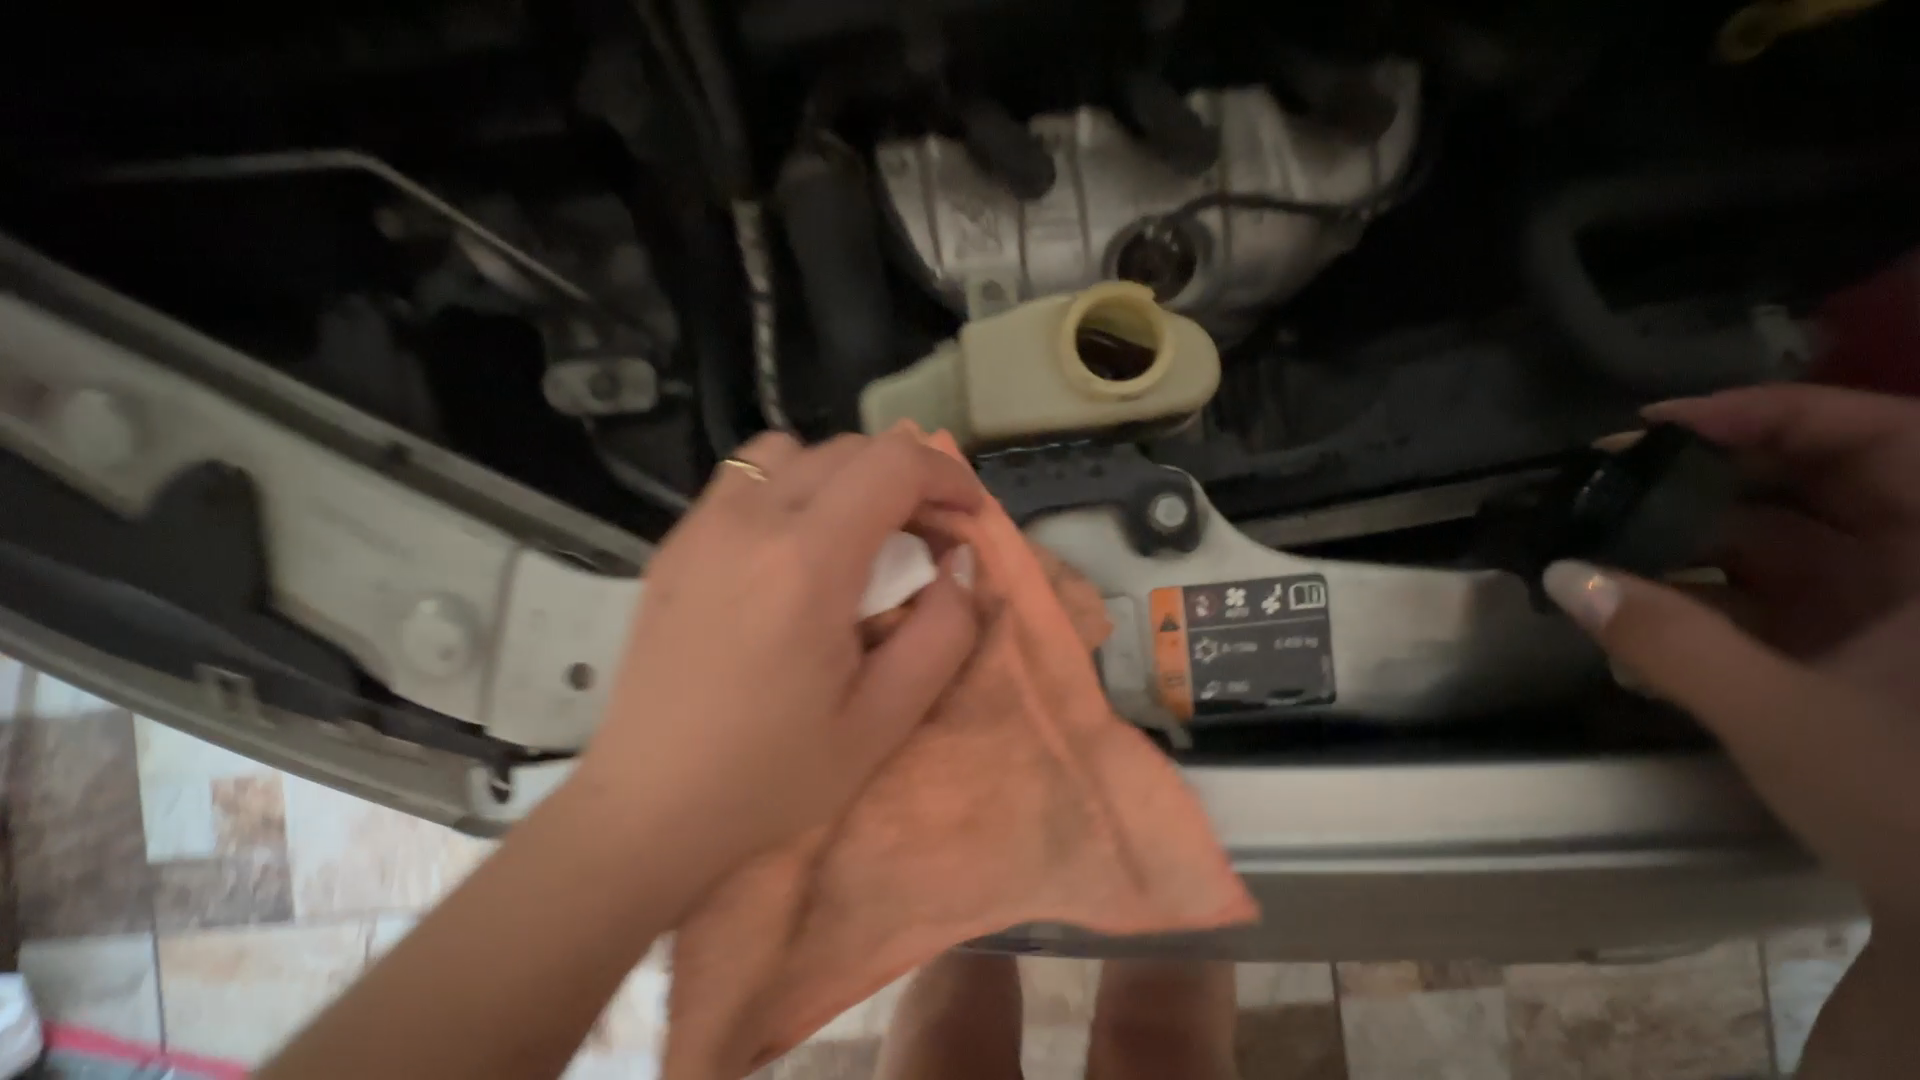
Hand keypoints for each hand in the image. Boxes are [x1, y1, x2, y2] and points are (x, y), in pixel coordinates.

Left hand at [582, 429, 983, 876]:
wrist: (648, 808)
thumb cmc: (771, 776)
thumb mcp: (884, 720)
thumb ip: (944, 632)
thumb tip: (960, 567)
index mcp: (807, 562)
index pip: (894, 463)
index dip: (947, 476)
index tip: (968, 520)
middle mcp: (749, 521)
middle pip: (849, 449)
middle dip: (905, 480)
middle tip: (926, 542)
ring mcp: (701, 527)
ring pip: (790, 451)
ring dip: (842, 477)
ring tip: (856, 539)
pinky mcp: (674, 545)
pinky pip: (744, 481)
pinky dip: (789, 489)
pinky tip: (792, 556)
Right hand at [1543, 384, 1919, 922]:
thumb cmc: (1917, 806)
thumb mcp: (1782, 717)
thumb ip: (1667, 641)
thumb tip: (1561, 575)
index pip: (1880, 437)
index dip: (1770, 414)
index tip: (1659, 425)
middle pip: (1821, 478)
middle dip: (1713, 470)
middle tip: (1609, 475)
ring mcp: (1896, 610)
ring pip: (1791, 536)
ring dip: (1695, 531)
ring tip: (1603, 530)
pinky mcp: (1861, 648)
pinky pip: (1778, 591)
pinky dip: (1707, 585)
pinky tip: (1636, 591)